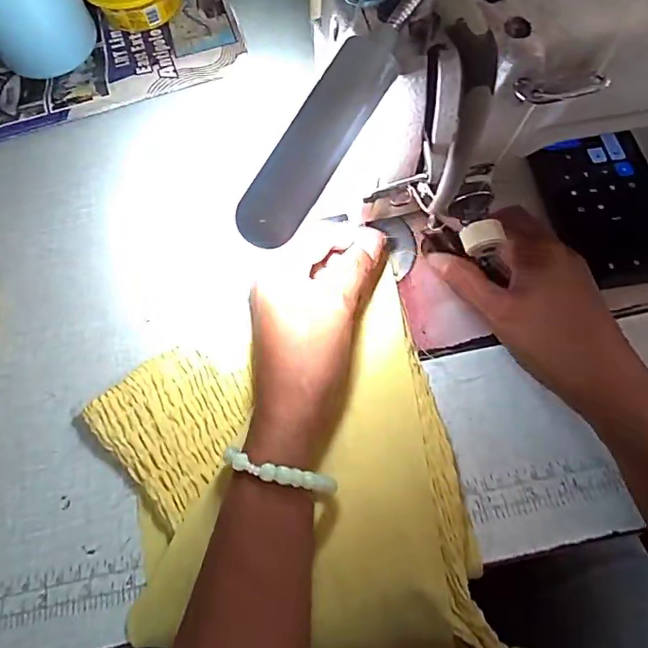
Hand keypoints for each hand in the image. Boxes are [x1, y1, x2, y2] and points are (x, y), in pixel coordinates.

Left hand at [247, 222, 386, 463]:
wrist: (293, 414)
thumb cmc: (312, 363)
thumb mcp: (339, 307)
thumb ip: (355, 267)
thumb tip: (372, 237)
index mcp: (275, 273)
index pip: (316, 235)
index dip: (350, 233)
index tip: (378, 239)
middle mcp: (269, 281)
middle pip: (312, 250)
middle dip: (345, 250)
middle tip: (375, 258)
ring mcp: (274, 300)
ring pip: (313, 269)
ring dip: (340, 268)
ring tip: (365, 278)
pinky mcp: (284, 317)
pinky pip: (310, 288)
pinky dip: (331, 286)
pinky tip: (348, 297)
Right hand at [425, 207, 647, 419]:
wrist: (605, 377)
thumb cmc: (549, 343)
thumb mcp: (498, 313)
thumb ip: (465, 281)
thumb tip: (436, 256)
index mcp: (537, 248)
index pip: (497, 218)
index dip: (469, 229)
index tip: (449, 250)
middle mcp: (557, 248)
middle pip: (516, 226)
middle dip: (486, 240)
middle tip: (466, 268)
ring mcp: (571, 267)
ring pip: (530, 246)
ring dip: (504, 256)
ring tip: (486, 287)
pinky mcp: (577, 286)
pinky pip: (543, 264)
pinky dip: (522, 270)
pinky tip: (513, 299)